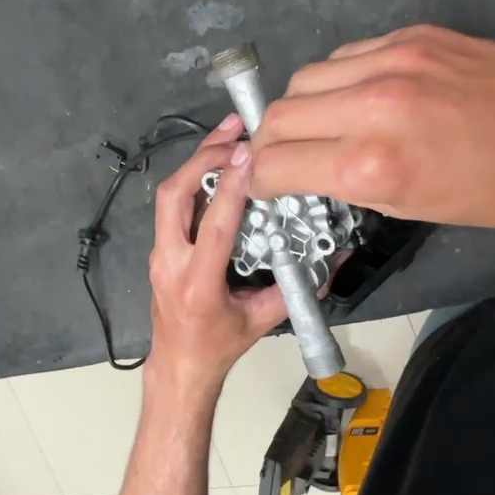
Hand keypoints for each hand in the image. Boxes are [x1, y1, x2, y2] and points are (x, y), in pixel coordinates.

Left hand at [145, 113, 288, 385]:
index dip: (230, 188)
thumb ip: (297, 289)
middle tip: (235, 130)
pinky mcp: (159, 246)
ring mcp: (158, 253)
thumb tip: (336, 258)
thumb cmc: (220, 346)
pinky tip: (216, 160)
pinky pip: (172, 205)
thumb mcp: (263, 320)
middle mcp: (170, 262)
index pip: (213, 228)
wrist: (178, 365)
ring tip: (227, 132)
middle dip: (202, 158)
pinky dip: (193, 177)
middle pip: (174, 197)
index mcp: (198, 284)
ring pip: (167, 195)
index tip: (247, 154)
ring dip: (195, 160)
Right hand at [248, 25, 494, 229]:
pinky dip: (339, 80)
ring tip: (324, 126)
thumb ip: (349, 183)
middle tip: (285, 158)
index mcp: (373, 164)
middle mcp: (374, 105)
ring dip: (302, 107)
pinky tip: (361, 98)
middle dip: (270, 143)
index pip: (275, 163)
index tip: (268, 185)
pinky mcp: (417, 34)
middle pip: (279, 114)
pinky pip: (348, 55)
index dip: (261, 180)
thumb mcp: (413, 208)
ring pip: (307, 77)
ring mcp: (396, 60)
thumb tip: (307, 169)